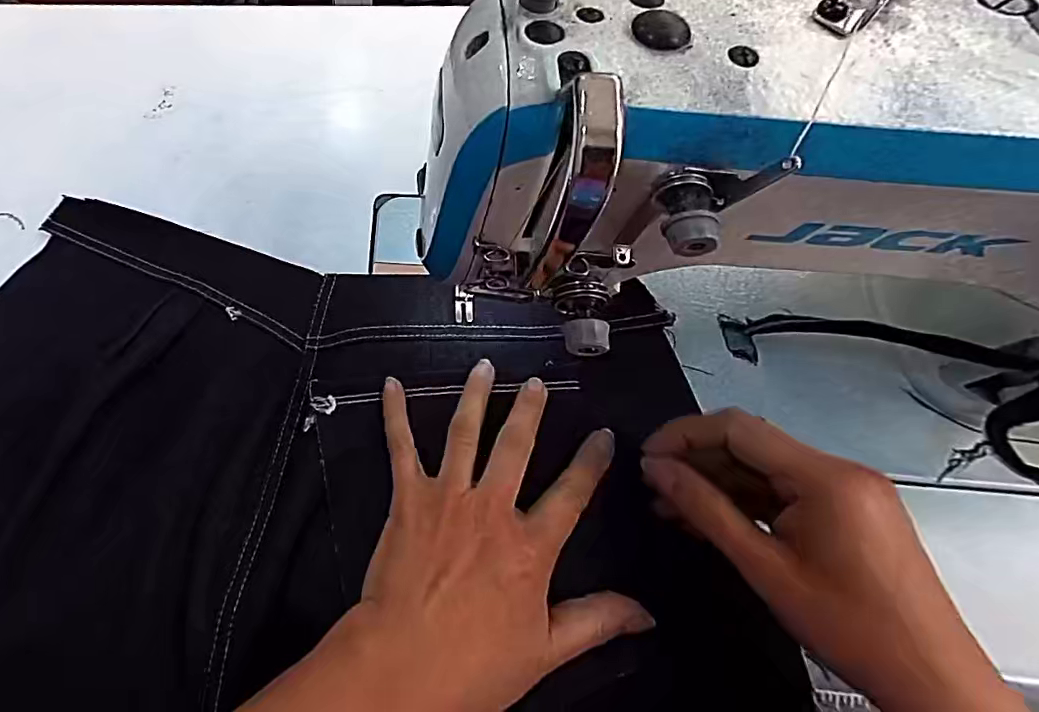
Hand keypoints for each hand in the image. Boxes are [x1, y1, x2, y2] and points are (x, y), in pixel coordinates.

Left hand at [242, 360, 653, 711]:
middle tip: (537, 384)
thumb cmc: (473, 667)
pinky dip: (395, 414)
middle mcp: (492, 508)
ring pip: (465, 432)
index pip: (572, 492)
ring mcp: (448, 497)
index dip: (591, 461)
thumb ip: (596, 622)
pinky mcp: (409, 498)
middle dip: (530, 410)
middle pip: (516, 445)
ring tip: (485, 367)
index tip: (604, 435)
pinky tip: (393, 385)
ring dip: (476, 395)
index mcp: (529, 546)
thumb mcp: (545, 651)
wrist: (398, 671)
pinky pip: (401, 447)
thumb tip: (645, 613)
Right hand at [641, 410, 1025, 711]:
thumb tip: (661, 472)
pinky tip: (718, 518)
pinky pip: (788, 489)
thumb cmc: (859, 633)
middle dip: (699, 461)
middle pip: (752, 444)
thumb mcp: (767, 570)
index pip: (738, 427)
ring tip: (676, 506)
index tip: (650, 454)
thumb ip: (707, 511)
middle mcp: (841, 469)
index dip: (685, 434)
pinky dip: (751, 500)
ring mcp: (850, 487)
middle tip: (657, 484)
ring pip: (767, 468)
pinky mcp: (852, 507)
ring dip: (721, 483)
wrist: (935, 684)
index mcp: (825, 476)